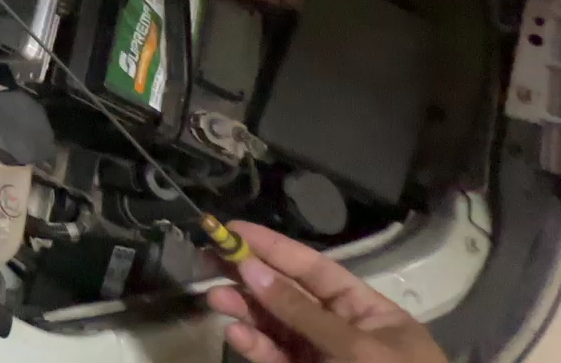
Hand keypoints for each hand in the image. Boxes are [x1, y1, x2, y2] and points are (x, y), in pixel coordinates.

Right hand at [207, 223, 448, 362]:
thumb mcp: (359, 352)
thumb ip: (302, 311)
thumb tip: (248, 266)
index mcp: (370, 315)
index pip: (314, 269)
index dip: (272, 246)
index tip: (228, 229)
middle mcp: (343, 330)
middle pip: (286, 291)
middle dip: (247, 276)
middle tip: (208, 260)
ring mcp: (322, 356)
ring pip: (272, 321)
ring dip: (242, 307)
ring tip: (216, 300)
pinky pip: (273, 353)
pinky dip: (251, 342)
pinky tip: (237, 335)